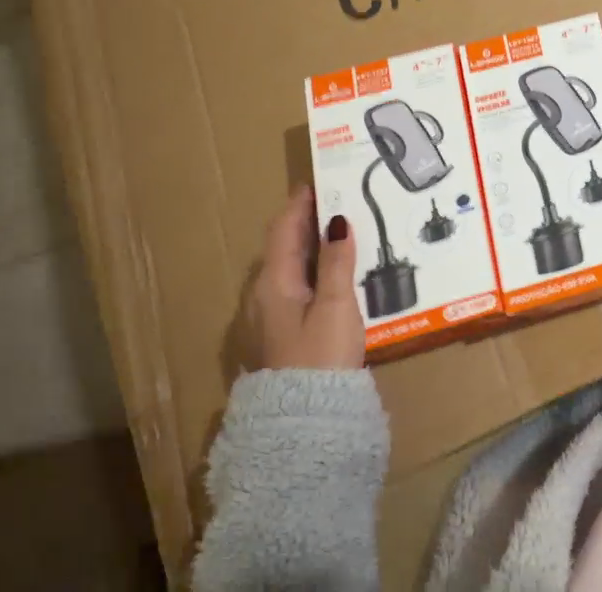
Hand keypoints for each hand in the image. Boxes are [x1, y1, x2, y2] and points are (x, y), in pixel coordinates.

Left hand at [248, 186, 364, 369]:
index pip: (283, 231)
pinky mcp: (277, 337)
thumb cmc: (321, 355)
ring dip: (309, 250)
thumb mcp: (336, 304)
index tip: (317, 184)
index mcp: (273, 283)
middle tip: (336, 206)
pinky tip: (331, 278)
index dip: (299, 205)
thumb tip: (338, 221)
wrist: (302, 417)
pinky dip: (311, 273)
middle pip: (282, 249)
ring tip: (339, 237)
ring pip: (287, 271)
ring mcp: (266, 319)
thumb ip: (338, 262)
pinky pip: (293, 290)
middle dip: (306, 225)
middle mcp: (261, 296)